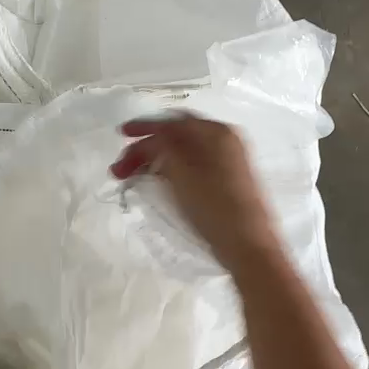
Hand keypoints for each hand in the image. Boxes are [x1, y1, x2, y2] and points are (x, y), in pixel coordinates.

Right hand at [111, 115, 283, 272]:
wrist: (247, 245)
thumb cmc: (213, 206)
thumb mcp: (181, 171)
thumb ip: (162, 147)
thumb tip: (150, 139)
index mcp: (216, 132)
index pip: (172, 123)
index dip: (143, 128)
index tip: (121, 135)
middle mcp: (224, 141)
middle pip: (176, 137)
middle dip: (145, 148)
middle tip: (121, 167)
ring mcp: (227, 162)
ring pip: (182, 153)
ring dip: (155, 161)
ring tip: (132, 177)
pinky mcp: (226, 181)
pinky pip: (191, 166)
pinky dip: (170, 170)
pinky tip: (155, 182)